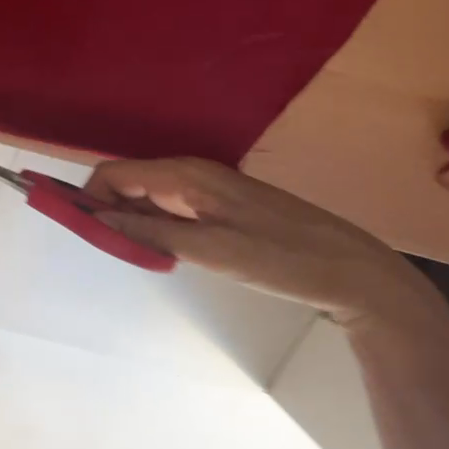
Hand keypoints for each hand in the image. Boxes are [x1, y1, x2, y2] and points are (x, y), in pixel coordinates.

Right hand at [85, 158, 438, 329]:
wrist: (363, 276)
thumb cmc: (285, 261)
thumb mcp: (211, 252)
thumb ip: (149, 233)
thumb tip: (97, 220)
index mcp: (186, 175)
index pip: (112, 174)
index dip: (88, 198)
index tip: (85, 231)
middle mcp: (192, 172)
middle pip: (127, 183)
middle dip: (110, 212)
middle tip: (117, 250)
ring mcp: (209, 188)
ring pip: (148, 197)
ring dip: (134, 222)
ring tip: (146, 255)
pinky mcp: (223, 205)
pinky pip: (171, 208)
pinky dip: (158, 226)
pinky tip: (171, 252)